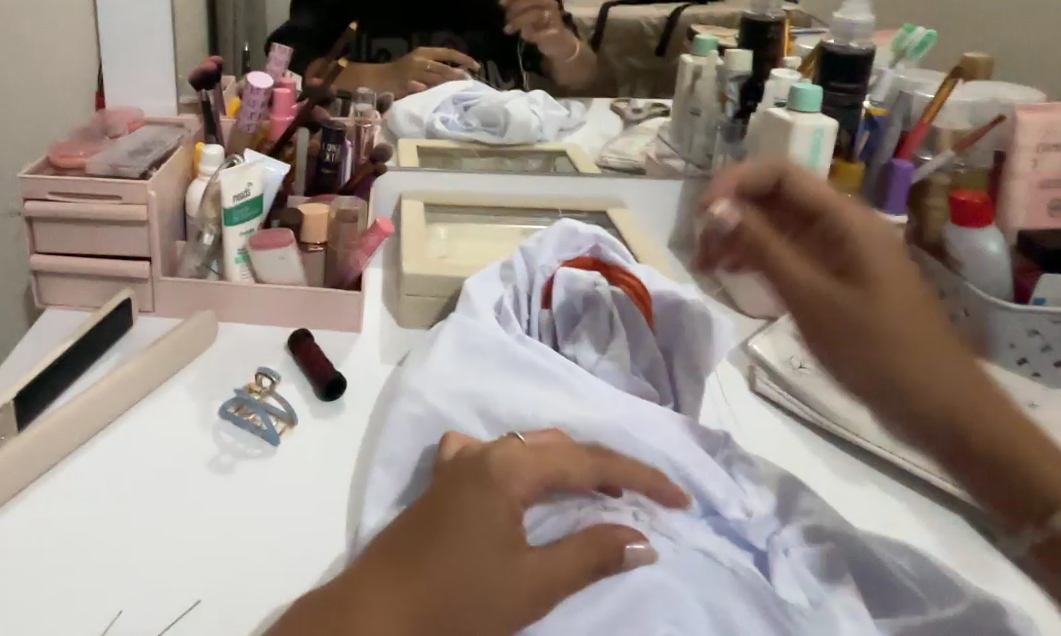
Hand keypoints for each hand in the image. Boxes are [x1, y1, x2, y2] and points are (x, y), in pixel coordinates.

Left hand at [271, 430, 686, 635]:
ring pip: (526, 448)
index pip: (587, 460)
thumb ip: (589, 554)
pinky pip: (494, 456)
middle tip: (650, 498)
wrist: (379, 612)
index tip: (681, 500)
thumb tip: (641, 537)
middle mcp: (483, 449)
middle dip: (607, 468)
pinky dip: (527, 466)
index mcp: (508, 466)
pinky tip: (528, 483)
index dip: (639, 477)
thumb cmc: (459, 600)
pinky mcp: (443, 480)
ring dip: (568, 465)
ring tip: (604, 491)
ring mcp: (459, 461)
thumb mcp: (533, 584)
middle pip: (558, 447)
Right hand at [392, 46, 479, 93]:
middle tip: (470, 83)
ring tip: (460, 91)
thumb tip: (460, 72)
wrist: (378, 79)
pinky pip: (423, 90)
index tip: (476, 66)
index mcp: (424, 52)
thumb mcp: (418, 63)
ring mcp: (413, 73)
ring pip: (436, 79)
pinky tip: (441, 98)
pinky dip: (432, 93)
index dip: (464, 59)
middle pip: (444, 68)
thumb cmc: (401, 71)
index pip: (448, 52)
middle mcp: (419, 60)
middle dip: (458, 76)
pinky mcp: (407, 85)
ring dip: (449, 86)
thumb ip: (436, 66)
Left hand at [500, 0, 579, 60]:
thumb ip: (518, 4)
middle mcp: (550, 2)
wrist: (558, 42)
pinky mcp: (556, 32)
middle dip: (515, 7)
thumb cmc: (539, 24)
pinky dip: (529, 35)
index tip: (502, 2)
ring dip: (518, 21)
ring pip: (535, 13)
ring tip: (508, 29)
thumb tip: (502, 2)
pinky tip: (524, 37)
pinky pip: (539, 32)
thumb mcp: (528, 10)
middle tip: (506, 18)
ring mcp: (554, 17)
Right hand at [694, 160, 1003, 451]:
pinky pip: (788, 251)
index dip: (733, 183)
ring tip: (708, 266)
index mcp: (845, 220)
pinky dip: (757, 257)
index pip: (779, 173)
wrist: (942, 410)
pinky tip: (735, 278)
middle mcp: (843, 225)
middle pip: (775, 196)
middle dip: (731, 212)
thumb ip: (762, 246)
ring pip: (777, 224)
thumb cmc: (877, 350)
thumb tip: (716, 206)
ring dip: (738, 236)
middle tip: (699, 249)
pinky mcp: (837, 277)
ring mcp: (841, 252)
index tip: (700, 216)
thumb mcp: (809, 296)